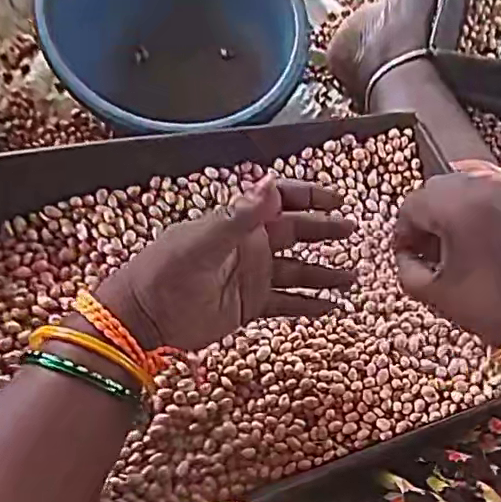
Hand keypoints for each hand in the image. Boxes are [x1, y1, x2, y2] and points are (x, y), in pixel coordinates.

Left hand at [96, 176, 356, 351]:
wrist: (147, 315)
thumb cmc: (167, 272)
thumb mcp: (202, 242)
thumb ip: (238, 217)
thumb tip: (271, 186)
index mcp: (240, 224)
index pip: (281, 201)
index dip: (310, 197)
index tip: (338, 200)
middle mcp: (251, 248)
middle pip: (297, 234)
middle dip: (325, 232)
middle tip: (353, 233)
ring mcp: (253, 278)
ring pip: (298, 272)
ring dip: (325, 274)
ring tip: (352, 278)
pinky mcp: (251, 306)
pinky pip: (287, 304)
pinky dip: (309, 307)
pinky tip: (332, 309)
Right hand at [391, 172, 500, 346]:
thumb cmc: (486, 305)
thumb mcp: (433, 292)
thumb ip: (405, 267)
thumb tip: (404, 254)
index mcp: (457, 207)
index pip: (412, 204)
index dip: (402, 231)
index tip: (403, 254)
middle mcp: (479, 188)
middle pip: (433, 190)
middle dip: (422, 218)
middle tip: (421, 251)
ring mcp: (500, 192)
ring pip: (455, 189)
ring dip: (442, 214)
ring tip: (444, 248)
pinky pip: (476, 195)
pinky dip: (463, 212)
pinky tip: (464, 243)